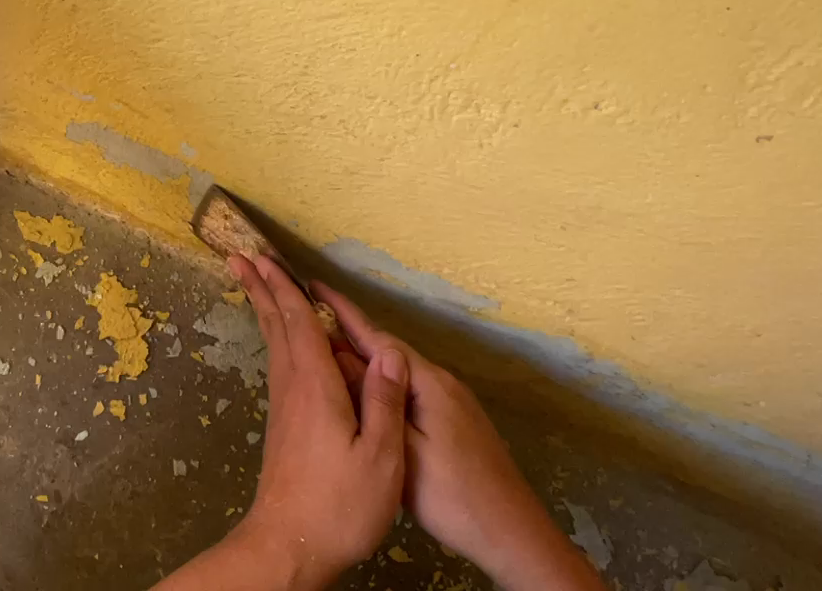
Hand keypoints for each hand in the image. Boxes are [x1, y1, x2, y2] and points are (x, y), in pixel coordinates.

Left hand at [154, 254, 409, 590]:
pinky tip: (280, 339)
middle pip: (275, 324)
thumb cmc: (340, 503)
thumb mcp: (380, 458)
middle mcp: (292, 385)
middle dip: (259, 288)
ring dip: (264, 307)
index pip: (299, 324)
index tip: (264, 257)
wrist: (291, 541)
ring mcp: (283, 403)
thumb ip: (383, 402)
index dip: (284, 288)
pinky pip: (278, 360)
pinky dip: (275, 335)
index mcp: (316, 386)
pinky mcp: (282, 421)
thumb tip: (388, 350)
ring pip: (273, 341)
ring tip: (252, 283)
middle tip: (237, 256)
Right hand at [314, 286, 607, 590]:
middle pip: (386, 347)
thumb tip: (338, 354)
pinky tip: (362, 386)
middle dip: (347, 328)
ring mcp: (450, 399)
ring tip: (323, 345)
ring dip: (362, 353)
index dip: (341, 310)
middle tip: (306, 313)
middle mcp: (440, 380)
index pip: (376, 336)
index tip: (310, 283)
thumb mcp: (401, 448)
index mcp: (426, 382)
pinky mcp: (454, 418)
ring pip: (396, 367)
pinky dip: (379, 376)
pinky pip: (406, 383)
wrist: (515, 538)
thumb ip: (371, 399)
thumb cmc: (452, 497)